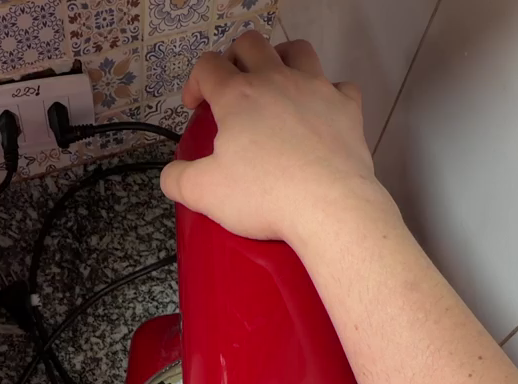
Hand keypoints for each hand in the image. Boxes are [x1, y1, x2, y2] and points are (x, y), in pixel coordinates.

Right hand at [160, 32, 394, 247]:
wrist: (327, 205)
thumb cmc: (264, 195)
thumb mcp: (205, 194)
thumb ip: (178, 180)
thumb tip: (170, 175)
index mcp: (238, 96)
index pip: (207, 67)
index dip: (195, 82)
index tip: (194, 105)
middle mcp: (277, 79)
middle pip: (251, 44)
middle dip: (234, 58)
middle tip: (230, 85)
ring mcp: (316, 88)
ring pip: (297, 50)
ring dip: (281, 59)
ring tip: (275, 82)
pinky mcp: (346, 107)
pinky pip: (339, 86)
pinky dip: (326, 94)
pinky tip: (319, 112)